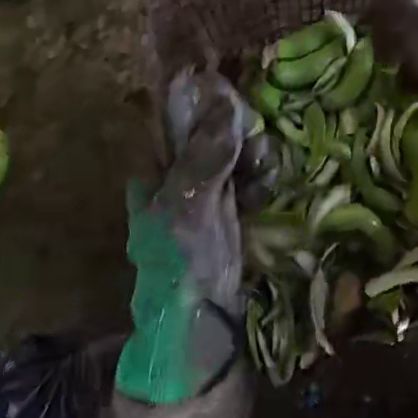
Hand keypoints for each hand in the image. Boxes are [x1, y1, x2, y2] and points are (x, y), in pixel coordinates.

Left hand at [113, 69, 249, 406]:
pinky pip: (250, 169)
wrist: (198, 318)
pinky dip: (261, 174)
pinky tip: (263, 190)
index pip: (179, 110)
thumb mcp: (188, 205)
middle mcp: (178, 166)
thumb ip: (206, 155)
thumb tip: (229, 104)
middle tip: (254, 150)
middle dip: (241, 130)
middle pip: (214, 122)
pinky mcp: (229, 200)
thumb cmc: (179, 260)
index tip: (237, 103)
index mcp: (154, 162)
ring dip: (256, 153)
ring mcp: (205, 183)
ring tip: (261, 175)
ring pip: (238, 144)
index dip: (208, 98)